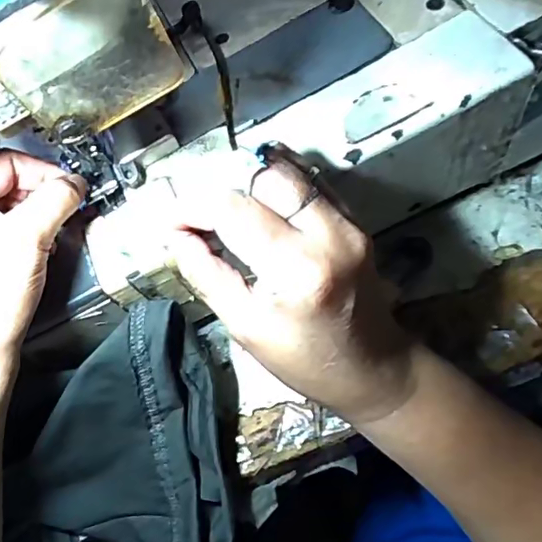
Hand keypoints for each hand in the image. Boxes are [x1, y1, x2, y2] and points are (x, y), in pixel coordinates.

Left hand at [0, 150, 85, 364]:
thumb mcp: (32, 236)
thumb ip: (57, 198)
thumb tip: (73, 182)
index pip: (5, 161)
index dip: (45, 172)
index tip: (70, 187)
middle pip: (1, 181)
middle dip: (39, 196)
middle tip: (64, 212)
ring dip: (31, 215)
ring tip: (49, 236)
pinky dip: (17, 232)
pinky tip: (33, 250)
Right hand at [165, 158, 418, 424]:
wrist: (372, 368)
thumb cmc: (305, 361)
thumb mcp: (246, 327)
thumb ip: (207, 275)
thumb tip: (175, 236)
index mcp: (296, 269)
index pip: (232, 210)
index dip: (191, 206)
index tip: (169, 217)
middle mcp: (327, 235)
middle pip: (262, 177)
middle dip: (222, 189)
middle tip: (199, 213)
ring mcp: (347, 224)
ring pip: (289, 173)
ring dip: (249, 183)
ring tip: (227, 208)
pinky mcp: (355, 222)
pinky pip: (310, 186)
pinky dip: (278, 187)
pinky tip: (260, 204)